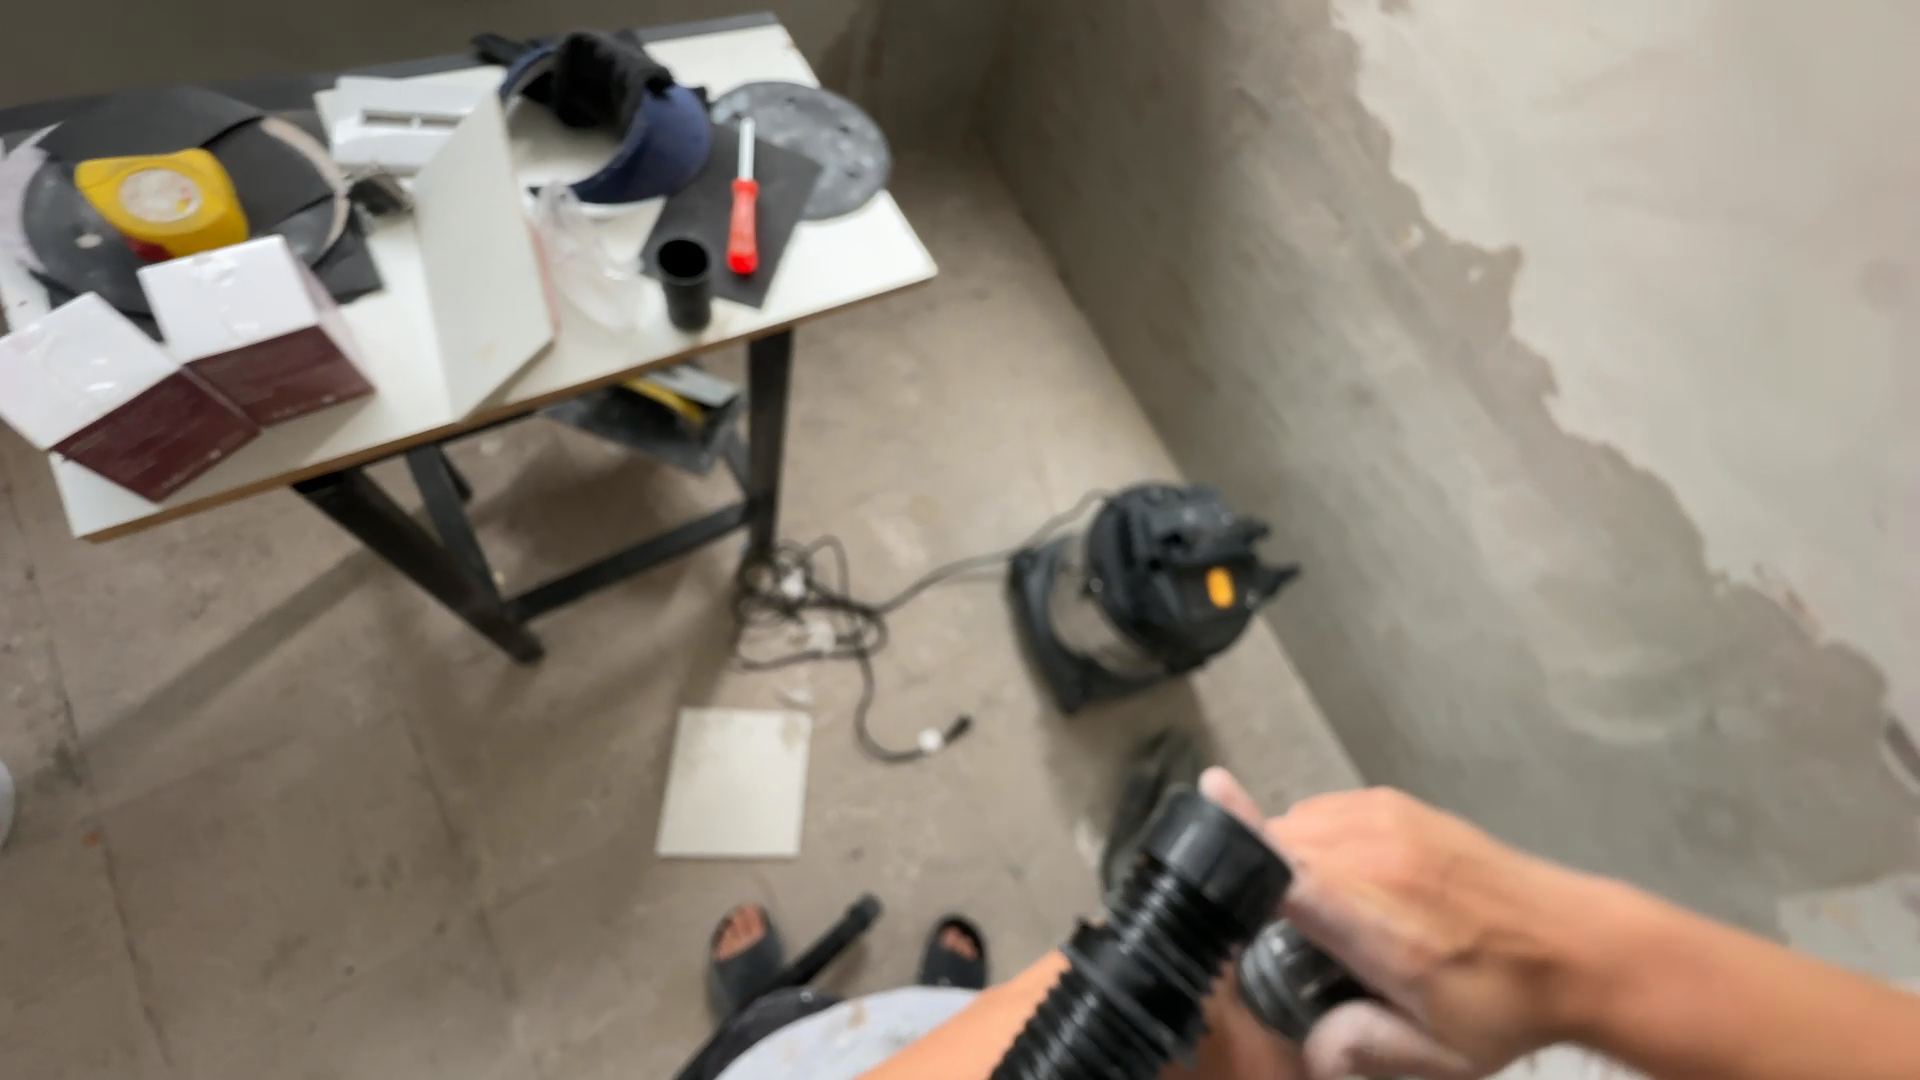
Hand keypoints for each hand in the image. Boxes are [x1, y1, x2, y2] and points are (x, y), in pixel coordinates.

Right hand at [1201, 769, 1601, 1079]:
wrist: (1578, 944)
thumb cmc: (1503, 1003)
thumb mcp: (1441, 1054)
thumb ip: (1362, 1048)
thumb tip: (1304, 1045)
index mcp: (1371, 920)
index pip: (1282, 862)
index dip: (1237, 830)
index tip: (1207, 799)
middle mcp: (1367, 855)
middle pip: (1275, 846)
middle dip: (1266, 879)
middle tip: (1299, 925)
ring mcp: (1378, 818)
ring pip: (1295, 824)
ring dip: (1292, 856)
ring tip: (1332, 899)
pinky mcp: (1388, 800)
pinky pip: (1321, 810)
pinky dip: (1317, 836)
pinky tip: (1351, 869)